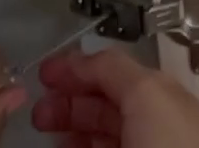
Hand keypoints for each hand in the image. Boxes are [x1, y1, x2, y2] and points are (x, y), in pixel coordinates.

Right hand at [31, 47, 198, 147]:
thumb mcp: (143, 93)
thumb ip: (108, 68)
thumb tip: (77, 61)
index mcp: (157, 90)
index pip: (110, 68)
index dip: (74, 67)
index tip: (47, 73)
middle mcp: (156, 116)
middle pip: (105, 100)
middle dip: (69, 100)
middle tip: (42, 109)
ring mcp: (152, 144)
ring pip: (107, 129)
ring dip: (76, 128)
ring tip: (52, 134)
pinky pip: (113, 147)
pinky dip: (91, 147)